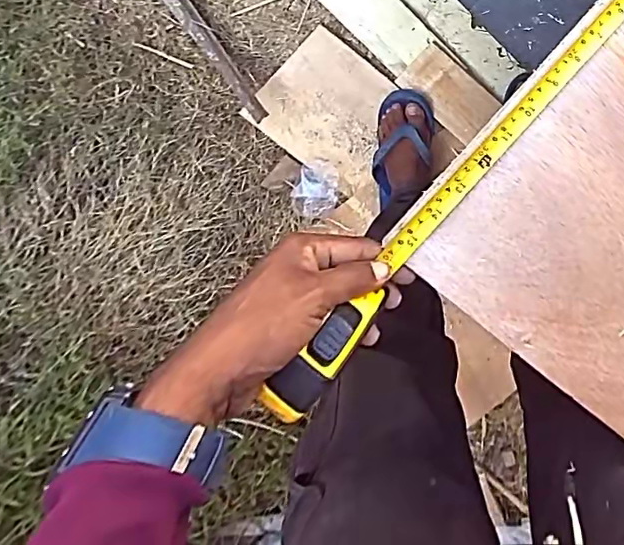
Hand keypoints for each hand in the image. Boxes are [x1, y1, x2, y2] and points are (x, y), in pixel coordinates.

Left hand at [136, 232, 397, 423]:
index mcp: (303, 250)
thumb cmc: (254, 327)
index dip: (382, 259)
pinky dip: (331, 343)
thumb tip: (381, 268)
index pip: (354, 247)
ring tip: (351, 340)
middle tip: (382, 311)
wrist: (218, 374)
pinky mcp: (289, 330)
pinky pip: (322, 331)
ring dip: (348, 327)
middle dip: (366, 298)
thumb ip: (353, 279)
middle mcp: (298, 271)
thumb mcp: (315, 296)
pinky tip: (334, 354)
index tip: (405, 273)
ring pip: (338, 308)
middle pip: (348, 279)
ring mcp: (294, 302)